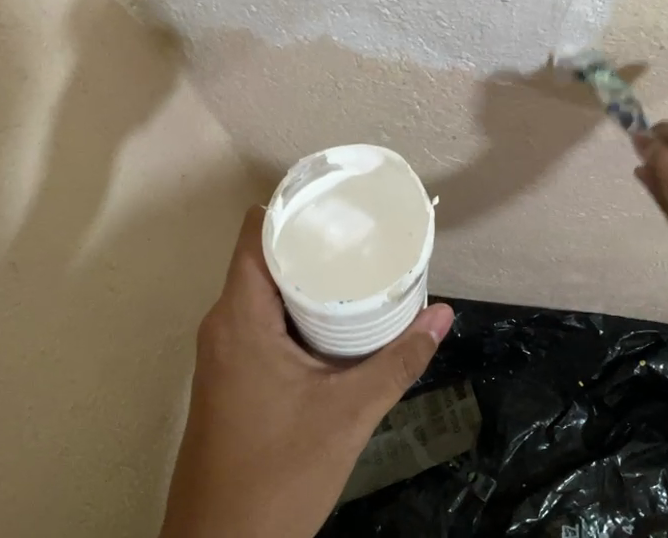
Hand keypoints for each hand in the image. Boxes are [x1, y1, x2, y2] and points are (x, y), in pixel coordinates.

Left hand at [159, 208, 454, 537]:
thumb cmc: (278, 474)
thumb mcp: (349, 415)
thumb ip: (398, 360)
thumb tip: (443, 314)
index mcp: (240, 319)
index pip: (259, 232)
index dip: (297, 203)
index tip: (343, 193)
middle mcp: (224, 324)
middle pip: (266, 255)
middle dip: (315, 235)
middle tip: (368, 224)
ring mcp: (224, 351)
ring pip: (265, 287)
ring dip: (308, 271)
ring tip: (362, 258)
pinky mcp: (232, 374)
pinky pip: (263, 316)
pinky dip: (298, 302)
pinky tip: (338, 311)